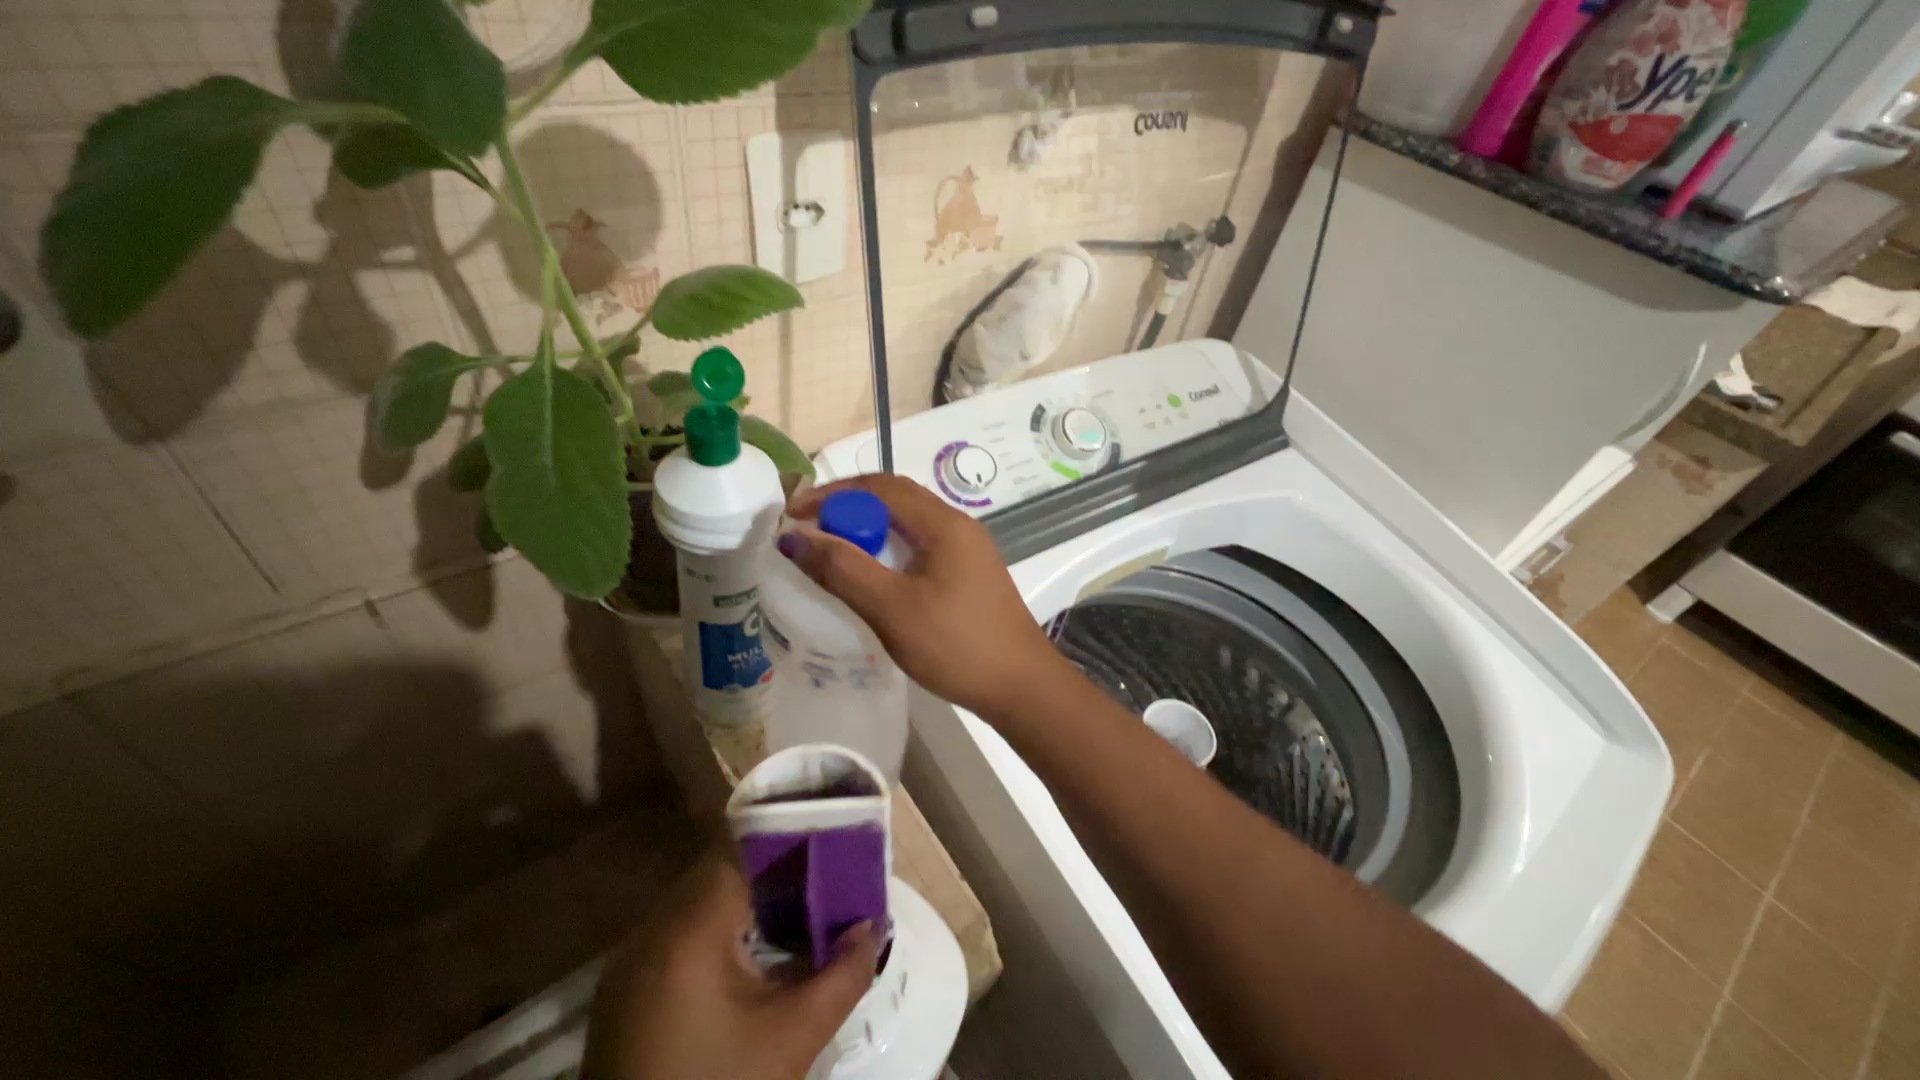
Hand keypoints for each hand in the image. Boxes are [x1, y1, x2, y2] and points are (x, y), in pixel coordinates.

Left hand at [582, 852, 880, 1079]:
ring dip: (744, 904)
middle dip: (773, 875)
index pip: (739, 849)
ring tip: (794, 921)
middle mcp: (649, 931)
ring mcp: (628, 961)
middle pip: (717, 873)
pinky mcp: (621, 991)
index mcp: (689, 930)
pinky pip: (675, 936)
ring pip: (695, 903)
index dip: (787, 841)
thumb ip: (842, 974)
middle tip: (822, 885)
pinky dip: (714, 933)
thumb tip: (872, 926)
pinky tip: (748, 962)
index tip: (828, 844)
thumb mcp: (793, 1038)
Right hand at [779, 474, 1073, 717]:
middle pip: (895, 500)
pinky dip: (888, 553)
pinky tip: (871, 581)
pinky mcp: (969, 577)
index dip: (832, 493)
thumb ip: (843, 569)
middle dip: (847, 508)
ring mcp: (967, 552)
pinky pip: (920, 549)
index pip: (880, 486)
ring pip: (908, 526)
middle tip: (808, 534)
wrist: (1022, 688)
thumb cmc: (957, 645)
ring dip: (868, 531)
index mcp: (943, 524)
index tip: (793, 516)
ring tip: (831, 554)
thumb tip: (793, 537)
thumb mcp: (892, 608)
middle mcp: (958, 527)